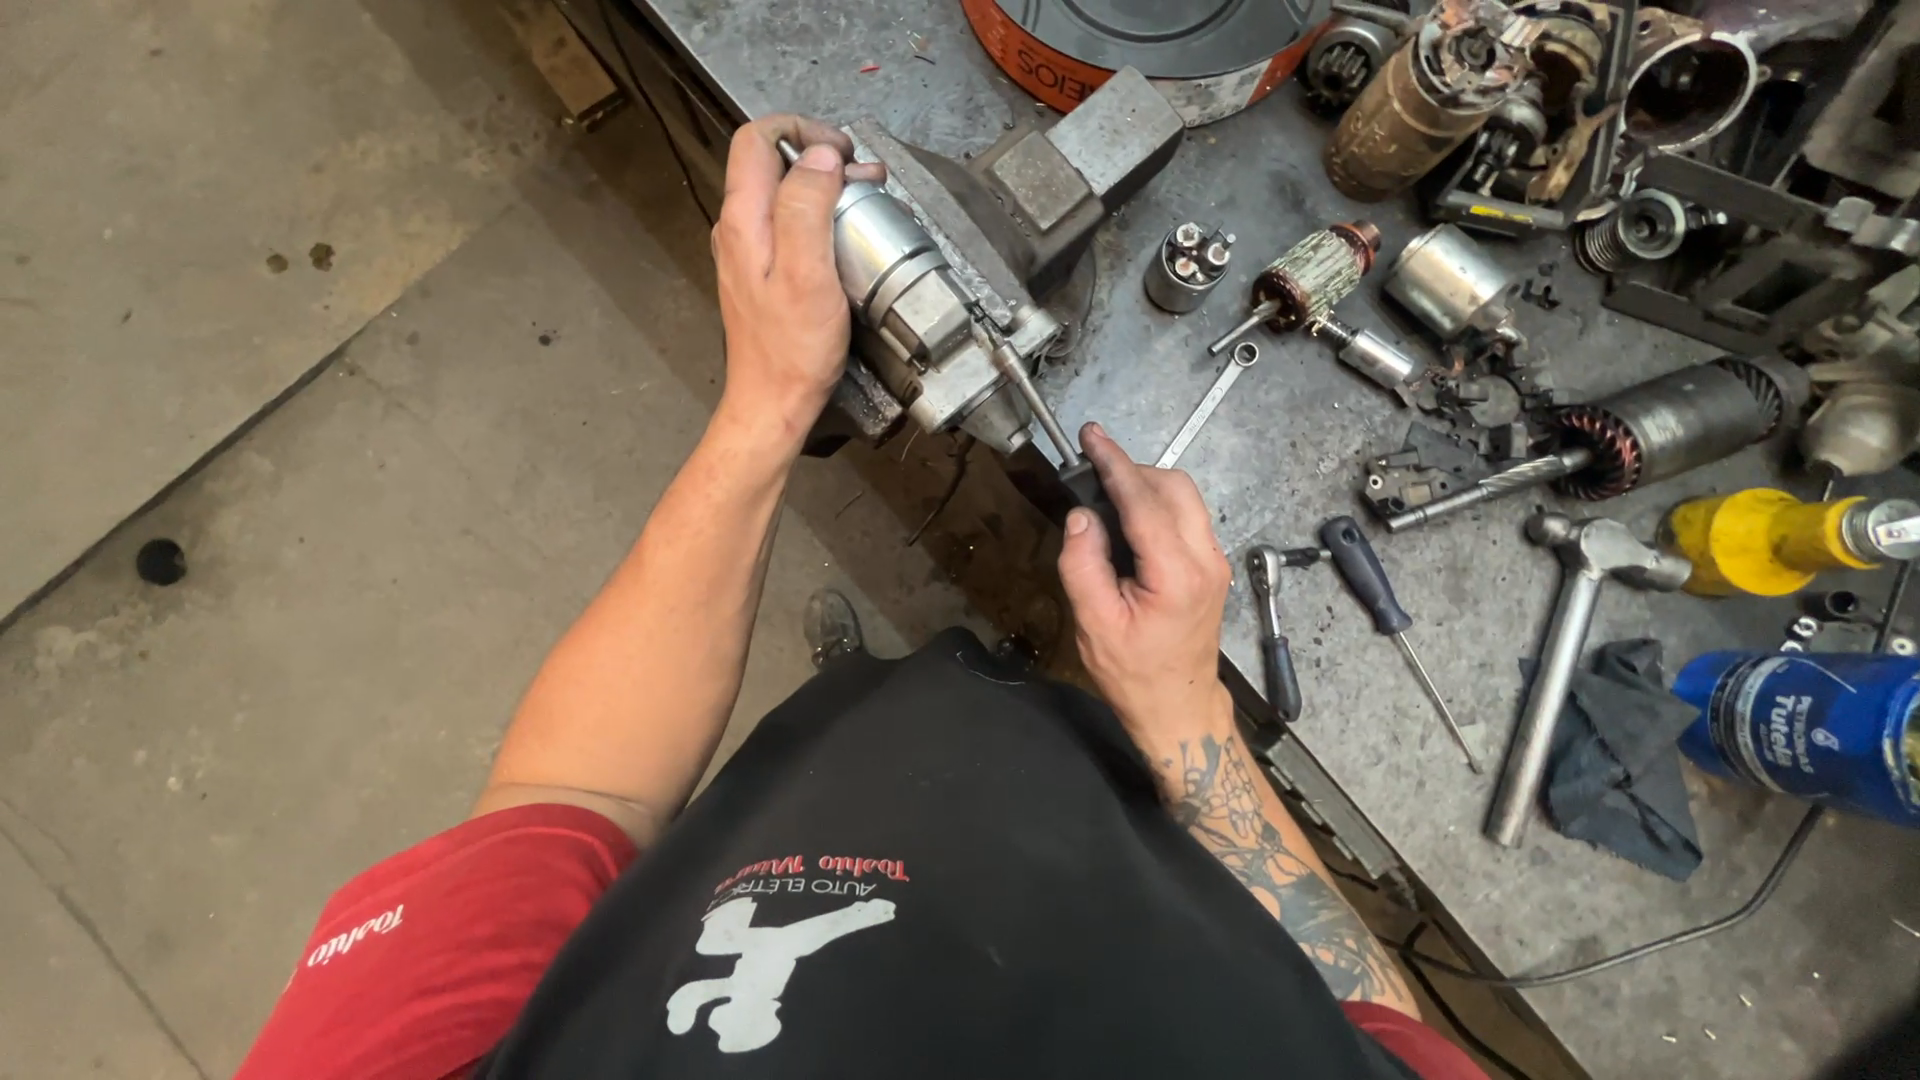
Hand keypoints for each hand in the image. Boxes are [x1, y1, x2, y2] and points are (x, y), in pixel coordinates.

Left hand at [710, 115, 883, 441]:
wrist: (773, 401)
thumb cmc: (793, 349)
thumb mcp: (808, 272)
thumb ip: (808, 207)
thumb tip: (821, 157)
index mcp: (744, 221)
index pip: (757, 140)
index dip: (801, 131)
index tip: (843, 151)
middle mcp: (738, 230)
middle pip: (769, 166)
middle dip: (817, 156)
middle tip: (863, 175)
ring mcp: (747, 255)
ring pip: (780, 197)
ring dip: (821, 188)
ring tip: (863, 199)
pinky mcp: (762, 277)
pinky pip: (786, 228)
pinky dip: (816, 218)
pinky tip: (843, 237)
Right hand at [1056, 424, 1233, 758]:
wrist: (1178, 706)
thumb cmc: (1133, 673)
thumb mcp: (1094, 624)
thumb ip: (1083, 565)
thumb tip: (1081, 516)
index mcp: (1177, 574)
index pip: (1144, 502)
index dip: (1114, 464)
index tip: (1091, 436)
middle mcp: (1206, 559)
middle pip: (1174, 487)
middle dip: (1131, 470)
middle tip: (1091, 473)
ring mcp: (1215, 561)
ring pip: (1184, 497)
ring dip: (1145, 485)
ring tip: (1104, 495)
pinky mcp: (1212, 566)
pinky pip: (1186, 516)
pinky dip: (1156, 504)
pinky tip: (1128, 519)